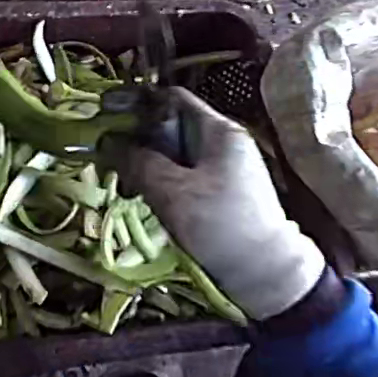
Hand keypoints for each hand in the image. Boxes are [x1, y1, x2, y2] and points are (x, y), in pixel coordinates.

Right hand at [118, 88, 324, 319]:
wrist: (268, 278)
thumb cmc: (221, 226)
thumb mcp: (172, 192)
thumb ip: (138, 161)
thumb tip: (109, 142)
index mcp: (219, 130)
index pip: (171, 98)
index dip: (138, 103)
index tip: (109, 116)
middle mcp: (223, 141)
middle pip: (170, 124)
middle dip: (138, 136)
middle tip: (109, 151)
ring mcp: (224, 166)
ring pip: (174, 150)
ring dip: (146, 160)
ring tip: (122, 176)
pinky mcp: (220, 189)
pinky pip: (183, 171)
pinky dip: (161, 177)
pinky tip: (142, 192)